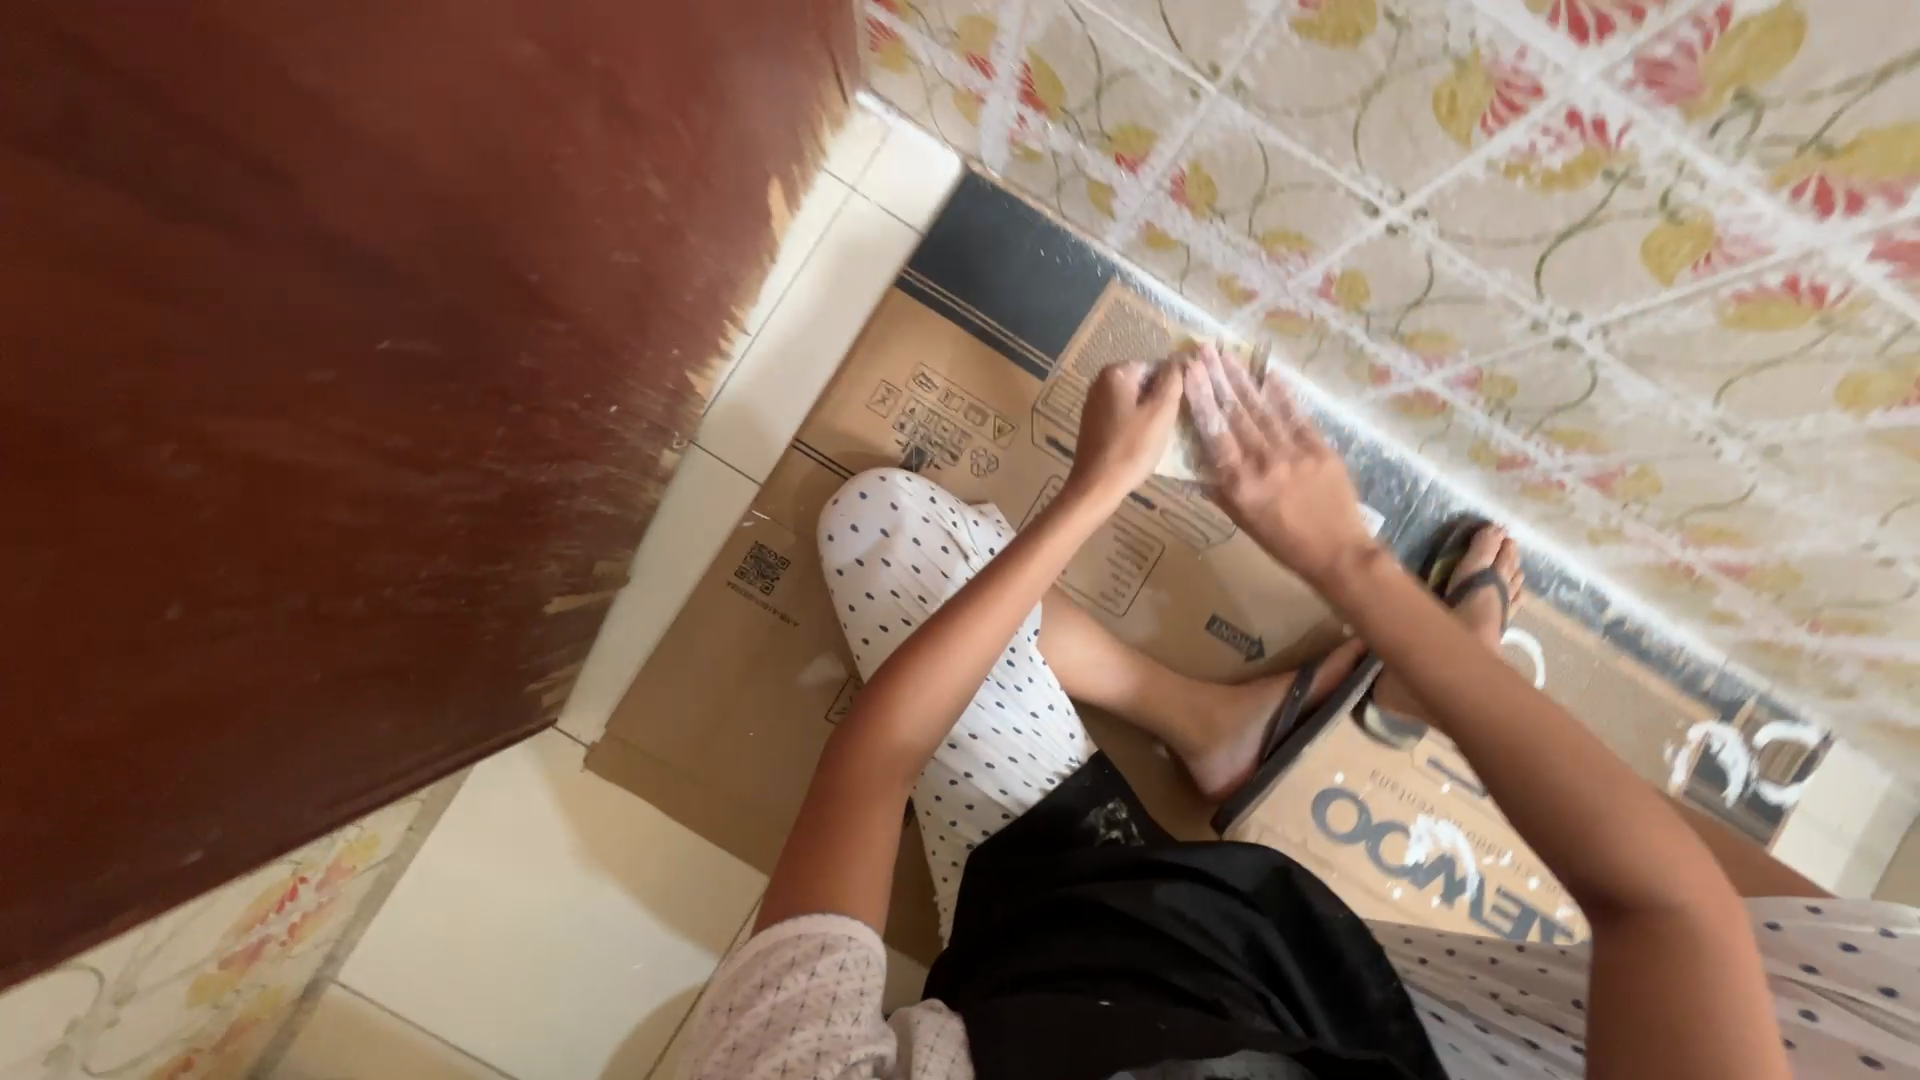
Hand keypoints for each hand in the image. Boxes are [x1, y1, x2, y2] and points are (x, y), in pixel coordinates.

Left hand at [1066, 358, 1184, 502]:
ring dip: (1149, 415)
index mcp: (1115, 372)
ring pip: (1134, 401)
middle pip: (1144, 383)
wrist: (1097, 485)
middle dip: (1159, 400)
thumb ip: (1173, 380)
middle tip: (1167, 424)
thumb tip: (1180, 359)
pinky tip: (1139, 443)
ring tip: (1155, 435)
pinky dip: (1134, 425)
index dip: (1171, 387)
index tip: (1176, 409)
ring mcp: (1094, 403)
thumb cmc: (1131, 447)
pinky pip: (1122, 416)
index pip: (1156, 367)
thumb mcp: (1161, 411)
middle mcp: (1100, 382)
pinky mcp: (1093, 423)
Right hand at [1183, 345, 1378, 586]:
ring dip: (1242, 379)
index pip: (1214, 432)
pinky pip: (1296, 415)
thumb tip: (1196, 463)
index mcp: (1239, 483)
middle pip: (1235, 413)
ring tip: (1227, 354)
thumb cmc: (1281, 542)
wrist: (1338, 553)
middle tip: (1204, 350)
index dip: (1200, 398)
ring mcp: (1294, 451)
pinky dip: (1281, 393)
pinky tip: (1268, 372)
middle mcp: (1263, 461)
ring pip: (1262, 409)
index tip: (1188, 372)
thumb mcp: (1241, 520)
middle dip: (1217, 378)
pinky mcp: (1320, 448)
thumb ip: (1218, 488)